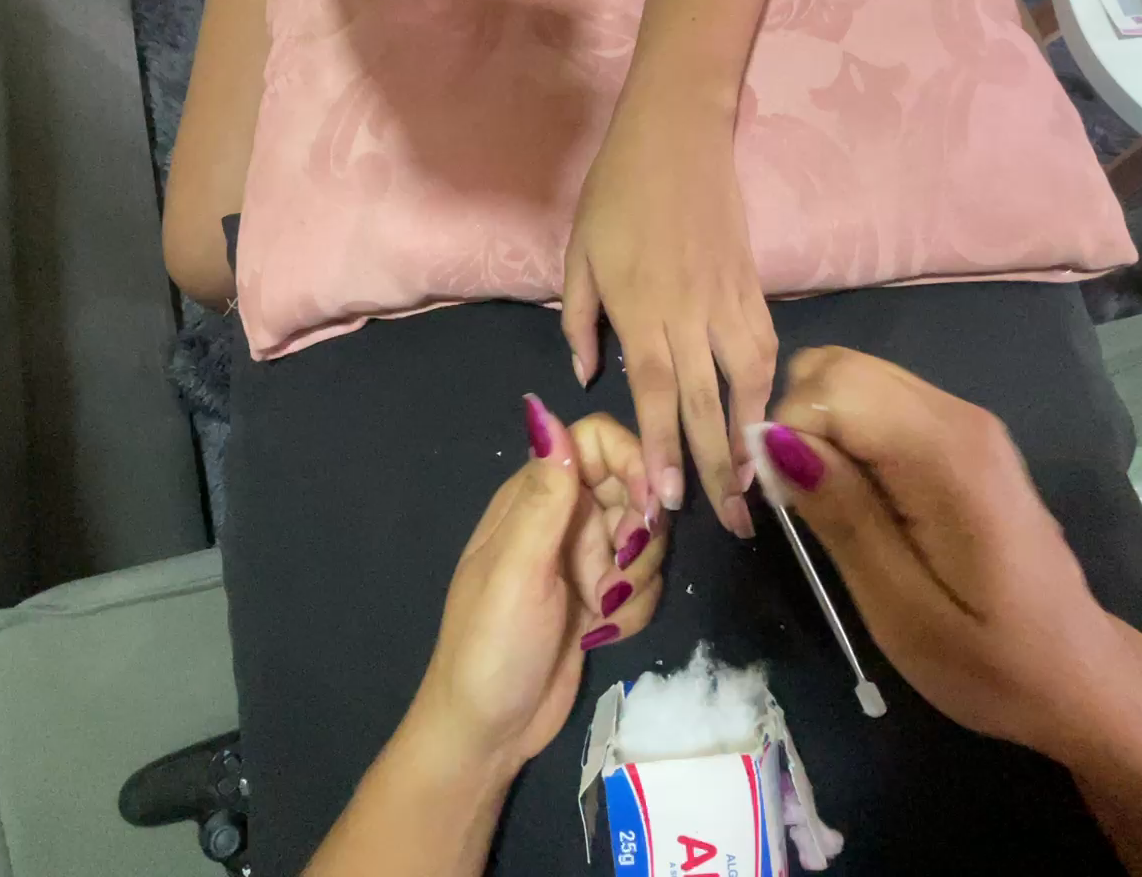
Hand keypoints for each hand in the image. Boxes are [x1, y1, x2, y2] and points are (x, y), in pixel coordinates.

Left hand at [414, 398, 668, 770]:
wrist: (489, 732)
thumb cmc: (492, 645)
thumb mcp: (517, 569)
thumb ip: (542, 495)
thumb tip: (541, 408)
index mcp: (534, 496)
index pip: (598, 441)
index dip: (634, 462)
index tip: (652, 507)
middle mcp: (562, 516)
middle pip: (633, 487)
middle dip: (641, 534)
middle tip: (619, 573)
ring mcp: (584, 556)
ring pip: (646, 539)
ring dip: (635, 580)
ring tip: (600, 613)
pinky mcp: (602, 594)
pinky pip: (644, 581)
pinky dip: (633, 608)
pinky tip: (600, 633)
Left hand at [564, 96, 775, 538]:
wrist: (675, 134)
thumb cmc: (614, 194)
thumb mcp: (578, 256)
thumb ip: (581, 321)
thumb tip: (587, 376)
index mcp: (639, 307)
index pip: (655, 393)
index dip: (663, 451)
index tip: (667, 503)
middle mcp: (689, 312)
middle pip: (705, 401)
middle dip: (714, 466)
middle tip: (728, 522)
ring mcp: (728, 298)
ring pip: (748, 380)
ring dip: (752, 436)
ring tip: (756, 486)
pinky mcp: (754, 285)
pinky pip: (765, 347)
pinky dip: (769, 389)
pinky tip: (769, 419)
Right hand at [751, 348, 1126, 755]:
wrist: (1080, 676)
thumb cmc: (991, 661)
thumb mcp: (900, 610)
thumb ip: (840, 516)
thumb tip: (773, 442)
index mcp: (948, 457)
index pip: (831, 388)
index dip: (783, 433)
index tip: (773, 498)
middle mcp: (956, 416)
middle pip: (836, 366)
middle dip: (792, 420)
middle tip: (789, 495)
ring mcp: (960, 418)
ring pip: (847, 375)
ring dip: (810, 425)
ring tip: (814, 496)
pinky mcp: (954, 432)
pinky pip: (868, 398)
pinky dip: (835, 430)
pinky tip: (844, 488)